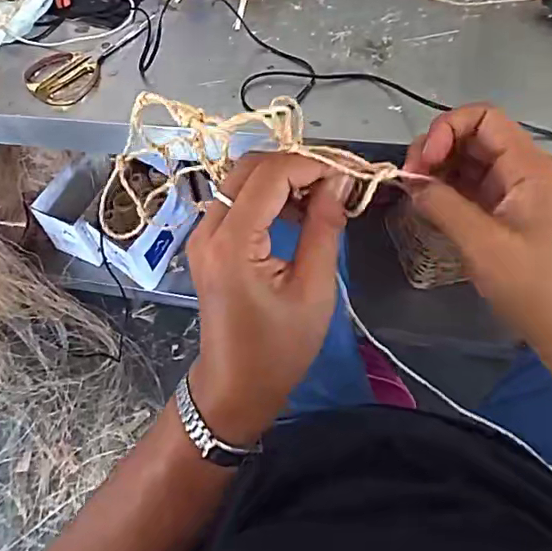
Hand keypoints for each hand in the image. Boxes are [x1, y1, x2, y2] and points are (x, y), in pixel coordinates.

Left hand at [184, 154, 350, 445]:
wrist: (234, 387)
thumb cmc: (278, 349)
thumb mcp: (314, 289)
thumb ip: (325, 227)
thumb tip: (340, 181)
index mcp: (233, 243)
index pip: (270, 175)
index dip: (312, 164)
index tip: (348, 172)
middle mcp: (209, 228)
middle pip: (250, 166)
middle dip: (297, 164)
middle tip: (337, 180)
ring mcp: (203, 232)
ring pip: (242, 177)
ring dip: (283, 176)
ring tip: (323, 195)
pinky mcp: (207, 239)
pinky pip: (237, 198)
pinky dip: (268, 193)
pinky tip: (297, 210)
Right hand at [403, 105, 551, 356]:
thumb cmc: (536, 288)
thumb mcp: (482, 244)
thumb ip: (442, 204)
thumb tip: (411, 181)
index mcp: (531, 167)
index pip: (483, 117)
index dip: (446, 129)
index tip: (422, 163)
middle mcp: (528, 171)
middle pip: (475, 137)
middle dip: (437, 150)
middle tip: (411, 181)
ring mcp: (522, 194)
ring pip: (472, 162)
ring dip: (441, 171)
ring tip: (417, 195)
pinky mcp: (514, 215)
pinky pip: (477, 188)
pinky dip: (451, 191)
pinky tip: (432, 207)